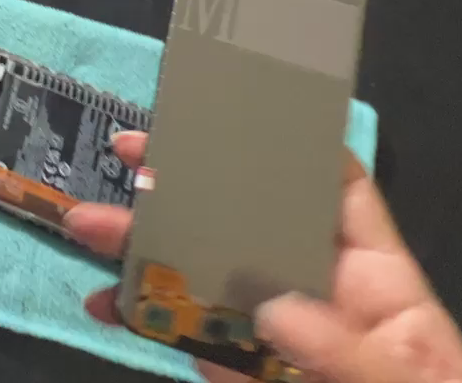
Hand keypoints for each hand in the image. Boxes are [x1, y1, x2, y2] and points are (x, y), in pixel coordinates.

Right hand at [63, 132, 461, 382]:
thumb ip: (357, 361)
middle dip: (183, 183)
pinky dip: (140, 316)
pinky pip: (184, 330)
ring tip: (87, 227)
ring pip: (200, 270)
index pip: (337, 194)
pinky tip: (104, 306)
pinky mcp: (240, 372)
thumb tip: (275, 309)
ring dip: (140, 246)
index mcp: (375, 289)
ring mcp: (272, 335)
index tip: (230, 105)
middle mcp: (316, 297)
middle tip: (128, 151)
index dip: (293, 143)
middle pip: (245, 220)